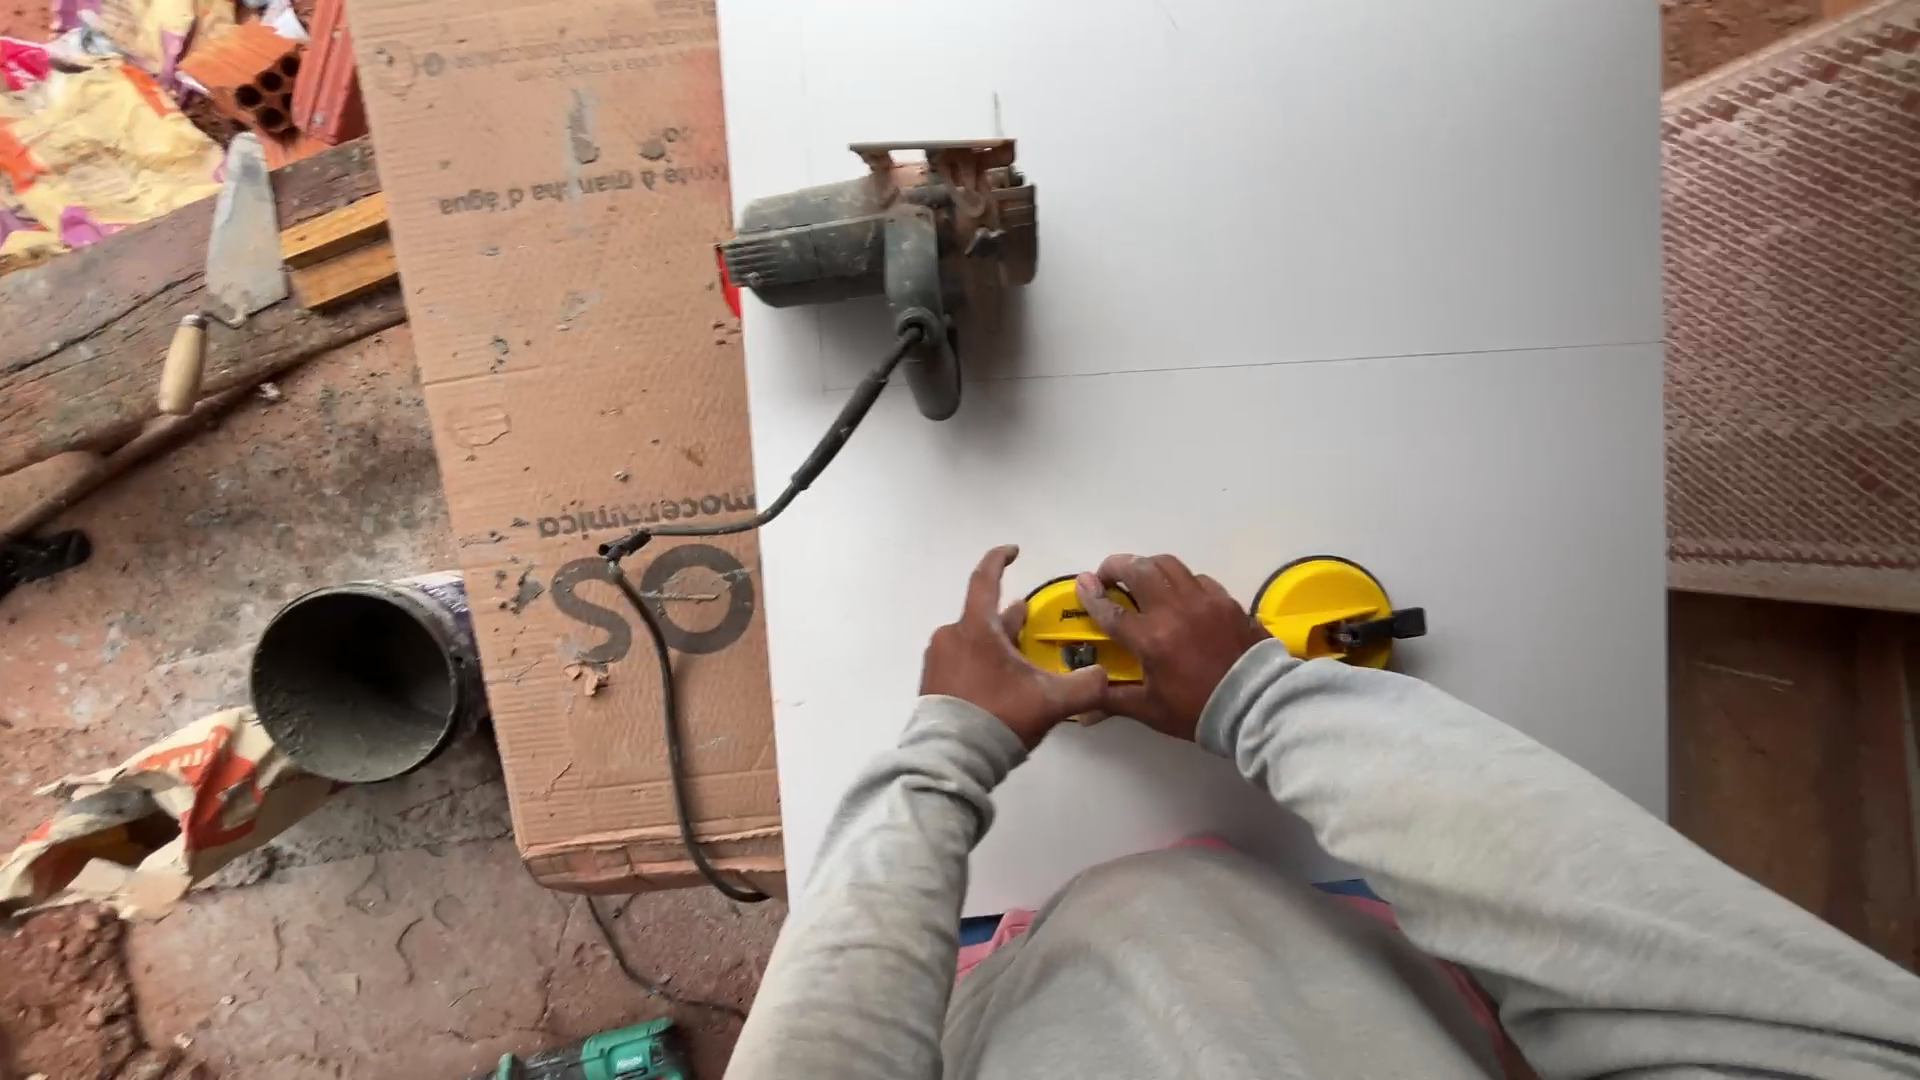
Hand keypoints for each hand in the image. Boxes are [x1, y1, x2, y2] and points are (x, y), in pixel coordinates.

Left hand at [921, 545, 1109, 747]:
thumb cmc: (998, 718)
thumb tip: (1105, 676)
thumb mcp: (1050, 702)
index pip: (984, 580)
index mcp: (975, 628)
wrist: (950, 761)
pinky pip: (960, 660)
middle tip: (1029, 620)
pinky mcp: (932, 684)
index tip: (1014, 550)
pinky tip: (999, 681)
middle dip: (1007, 618)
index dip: (1000, 559)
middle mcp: (950, 636)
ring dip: (995, 641)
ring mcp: (937, 660)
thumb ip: (1084, 686)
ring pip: (972, 639)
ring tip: (1018, 653)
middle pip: (982, 615)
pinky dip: (981, 660)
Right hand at [1074, 553, 1269, 740]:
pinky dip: (1181, 580)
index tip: (1081, 583)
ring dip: (1147, 566)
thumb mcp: (1150, 709)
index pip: (1111, 609)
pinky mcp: (1227, 600)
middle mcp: (1174, 610)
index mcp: (1150, 638)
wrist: (1258, 708)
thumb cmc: (1198, 710)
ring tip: (1141, 577)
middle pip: (1138, 569)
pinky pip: (1197, 578)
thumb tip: (1082, 711)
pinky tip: (1180, 595)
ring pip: (1168, 565)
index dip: (1091, 595)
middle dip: (1116, 566)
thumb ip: (1112, 700)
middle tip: (1108, 575)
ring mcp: (1203, 601)